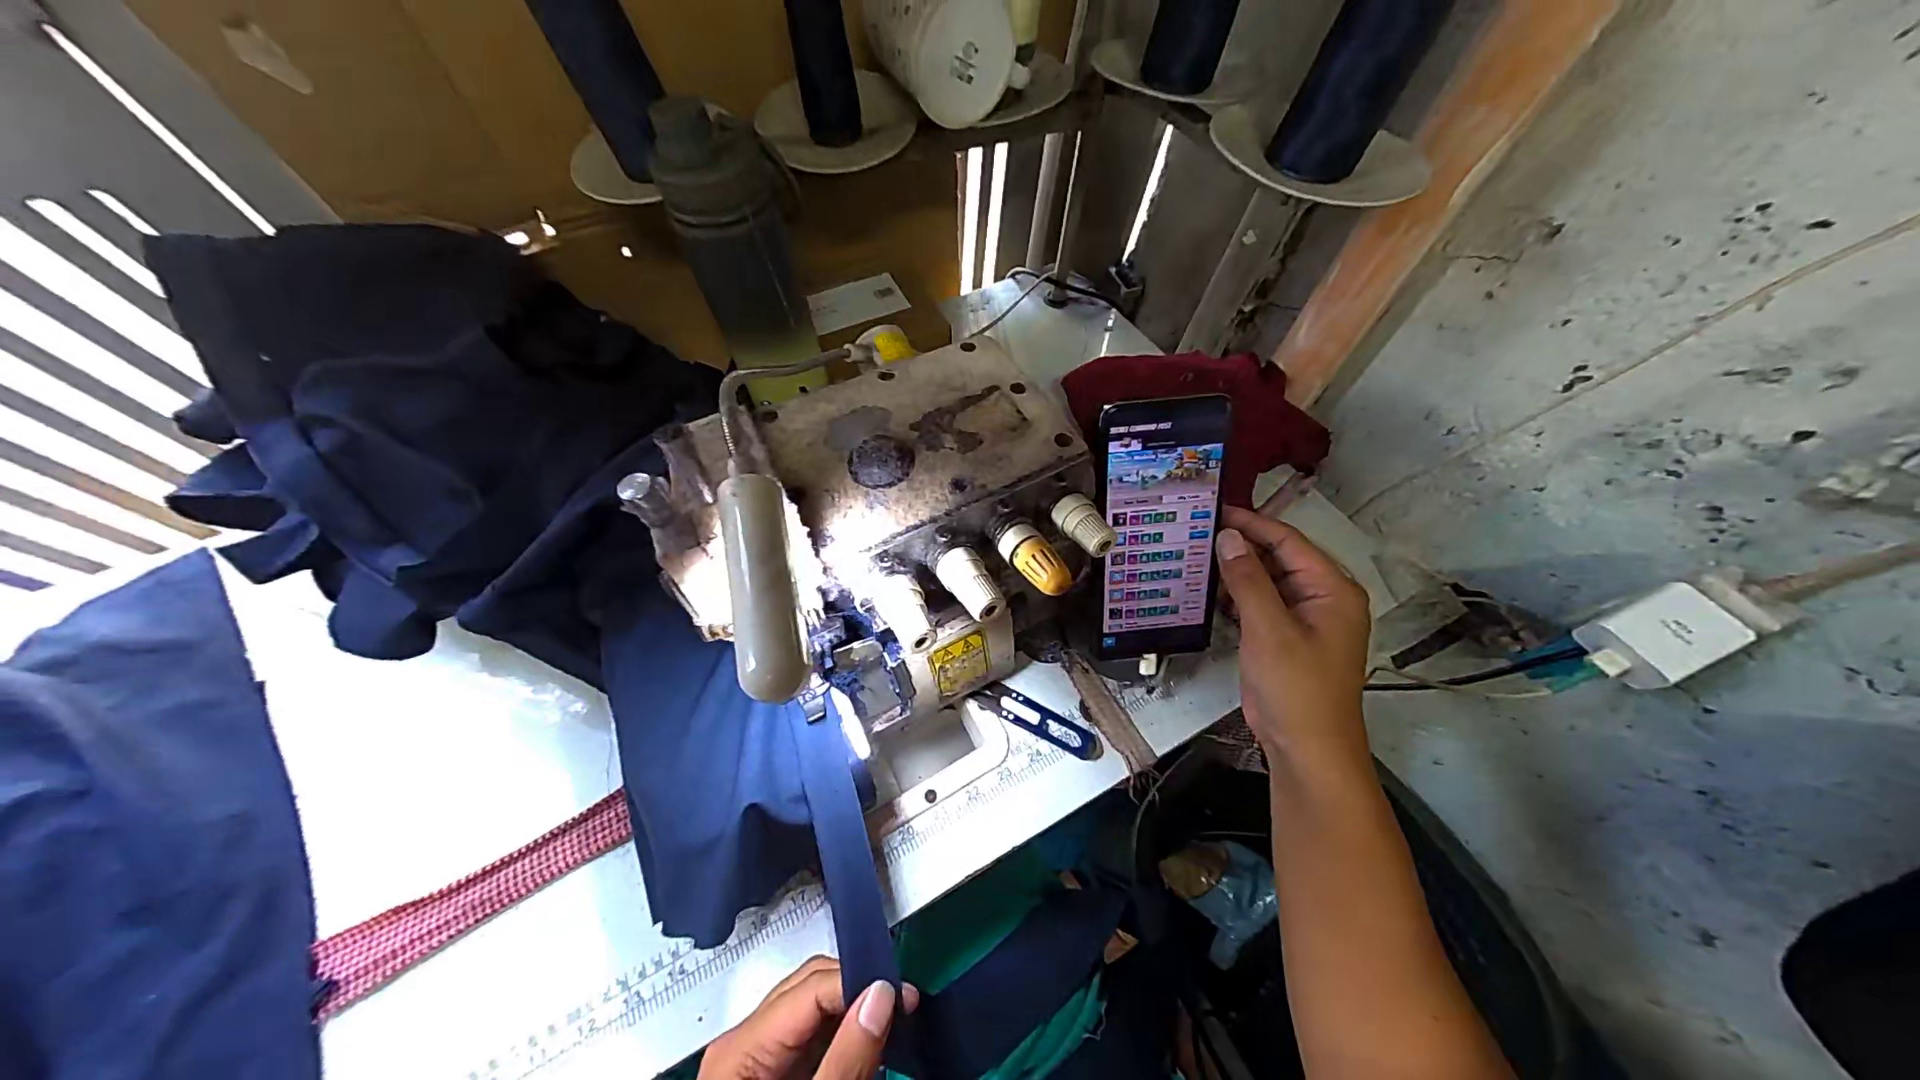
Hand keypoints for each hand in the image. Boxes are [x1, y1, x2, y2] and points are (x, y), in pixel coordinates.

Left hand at [697, 956, 919, 1079]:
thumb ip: (847, 1059)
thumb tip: (882, 996)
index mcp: (740, 1048)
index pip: (810, 986)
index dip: (859, 982)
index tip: (903, 996)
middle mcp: (743, 1041)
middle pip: (809, 987)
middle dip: (857, 992)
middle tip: (902, 1009)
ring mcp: (756, 1056)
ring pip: (813, 1007)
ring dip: (853, 1012)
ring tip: (890, 1027)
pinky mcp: (771, 1073)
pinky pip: (811, 1036)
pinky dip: (842, 1037)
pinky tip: (866, 1048)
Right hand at [1214, 507, 1372, 769]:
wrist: (1306, 748)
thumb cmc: (1298, 689)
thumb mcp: (1270, 629)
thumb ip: (1248, 579)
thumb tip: (1228, 538)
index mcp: (1333, 591)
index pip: (1290, 543)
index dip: (1254, 524)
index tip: (1218, 511)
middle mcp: (1322, 600)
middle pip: (1279, 560)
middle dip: (1241, 547)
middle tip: (1199, 532)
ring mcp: (1303, 621)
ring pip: (1267, 582)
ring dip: (1236, 572)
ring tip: (1197, 556)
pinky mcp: (1284, 639)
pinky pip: (1260, 606)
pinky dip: (1236, 597)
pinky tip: (1209, 592)